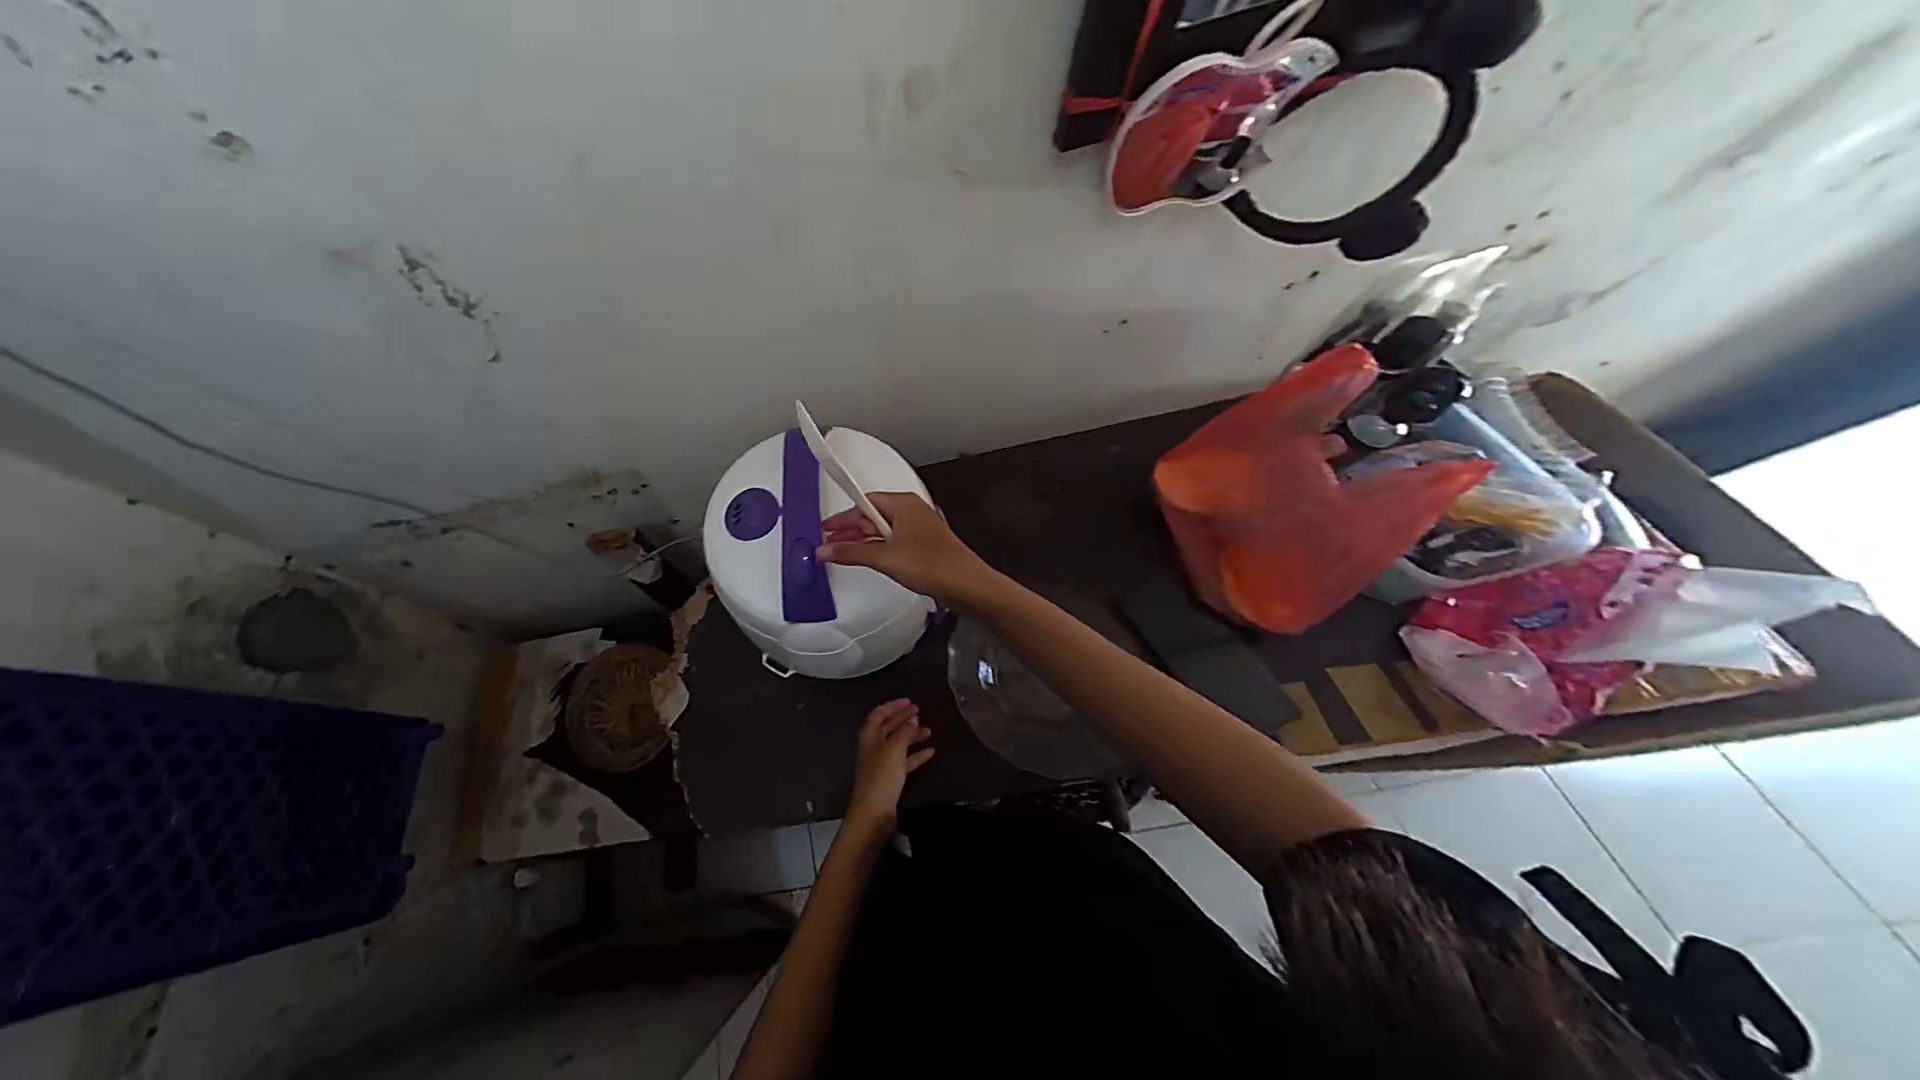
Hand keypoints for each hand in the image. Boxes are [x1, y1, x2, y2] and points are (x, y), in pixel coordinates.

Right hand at [817, 492, 1000, 607]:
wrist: (967, 585)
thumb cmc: (931, 565)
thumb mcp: (885, 557)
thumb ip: (852, 552)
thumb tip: (824, 549)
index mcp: (904, 504)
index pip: (865, 501)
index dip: (843, 517)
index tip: (824, 530)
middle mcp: (913, 511)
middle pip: (874, 514)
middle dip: (851, 529)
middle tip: (828, 543)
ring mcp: (921, 528)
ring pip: (884, 529)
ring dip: (863, 540)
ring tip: (842, 553)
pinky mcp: (926, 545)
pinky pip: (895, 541)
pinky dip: (879, 548)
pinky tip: (868, 559)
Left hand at [846, 698, 934, 830]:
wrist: (874, 812)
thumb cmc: (881, 776)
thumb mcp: (893, 749)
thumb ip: (904, 732)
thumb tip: (912, 719)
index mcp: (870, 736)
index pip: (879, 714)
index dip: (892, 706)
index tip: (909, 701)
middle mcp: (874, 747)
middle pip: (889, 727)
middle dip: (903, 718)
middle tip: (919, 711)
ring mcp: (882, 763)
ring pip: (898, 743)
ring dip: (912, 735)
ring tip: (929, 730)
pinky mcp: (891, 778)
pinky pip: (905, 761)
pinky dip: (916, 754)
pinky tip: (930, 752)